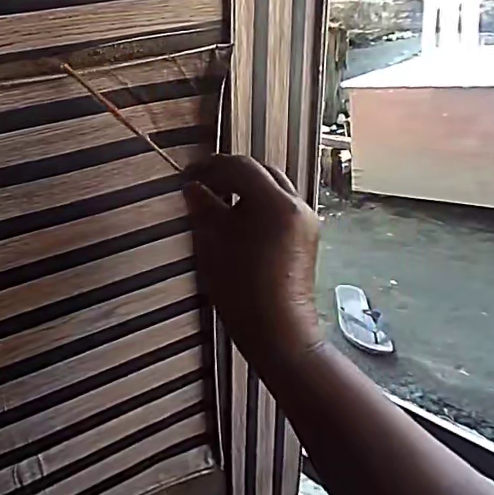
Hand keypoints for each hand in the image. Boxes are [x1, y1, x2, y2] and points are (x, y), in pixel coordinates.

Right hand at [183, 154, 322, 360]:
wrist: (275, 328)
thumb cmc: (239, 284)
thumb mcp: (212, 241)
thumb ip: (203, 207)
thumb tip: (193, 188)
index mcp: (274, 202)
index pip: (241, 166)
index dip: (211, 165)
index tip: (188, 173)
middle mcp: (296, 205)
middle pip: (261, 172)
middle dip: (230, 173)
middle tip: (200, 182)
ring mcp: (305, 221)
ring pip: (272, 188)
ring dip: (244, 187)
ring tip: (215, 199)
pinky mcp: (305, 237)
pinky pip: (279, 206)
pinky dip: (256, 203)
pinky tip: (235, 218)